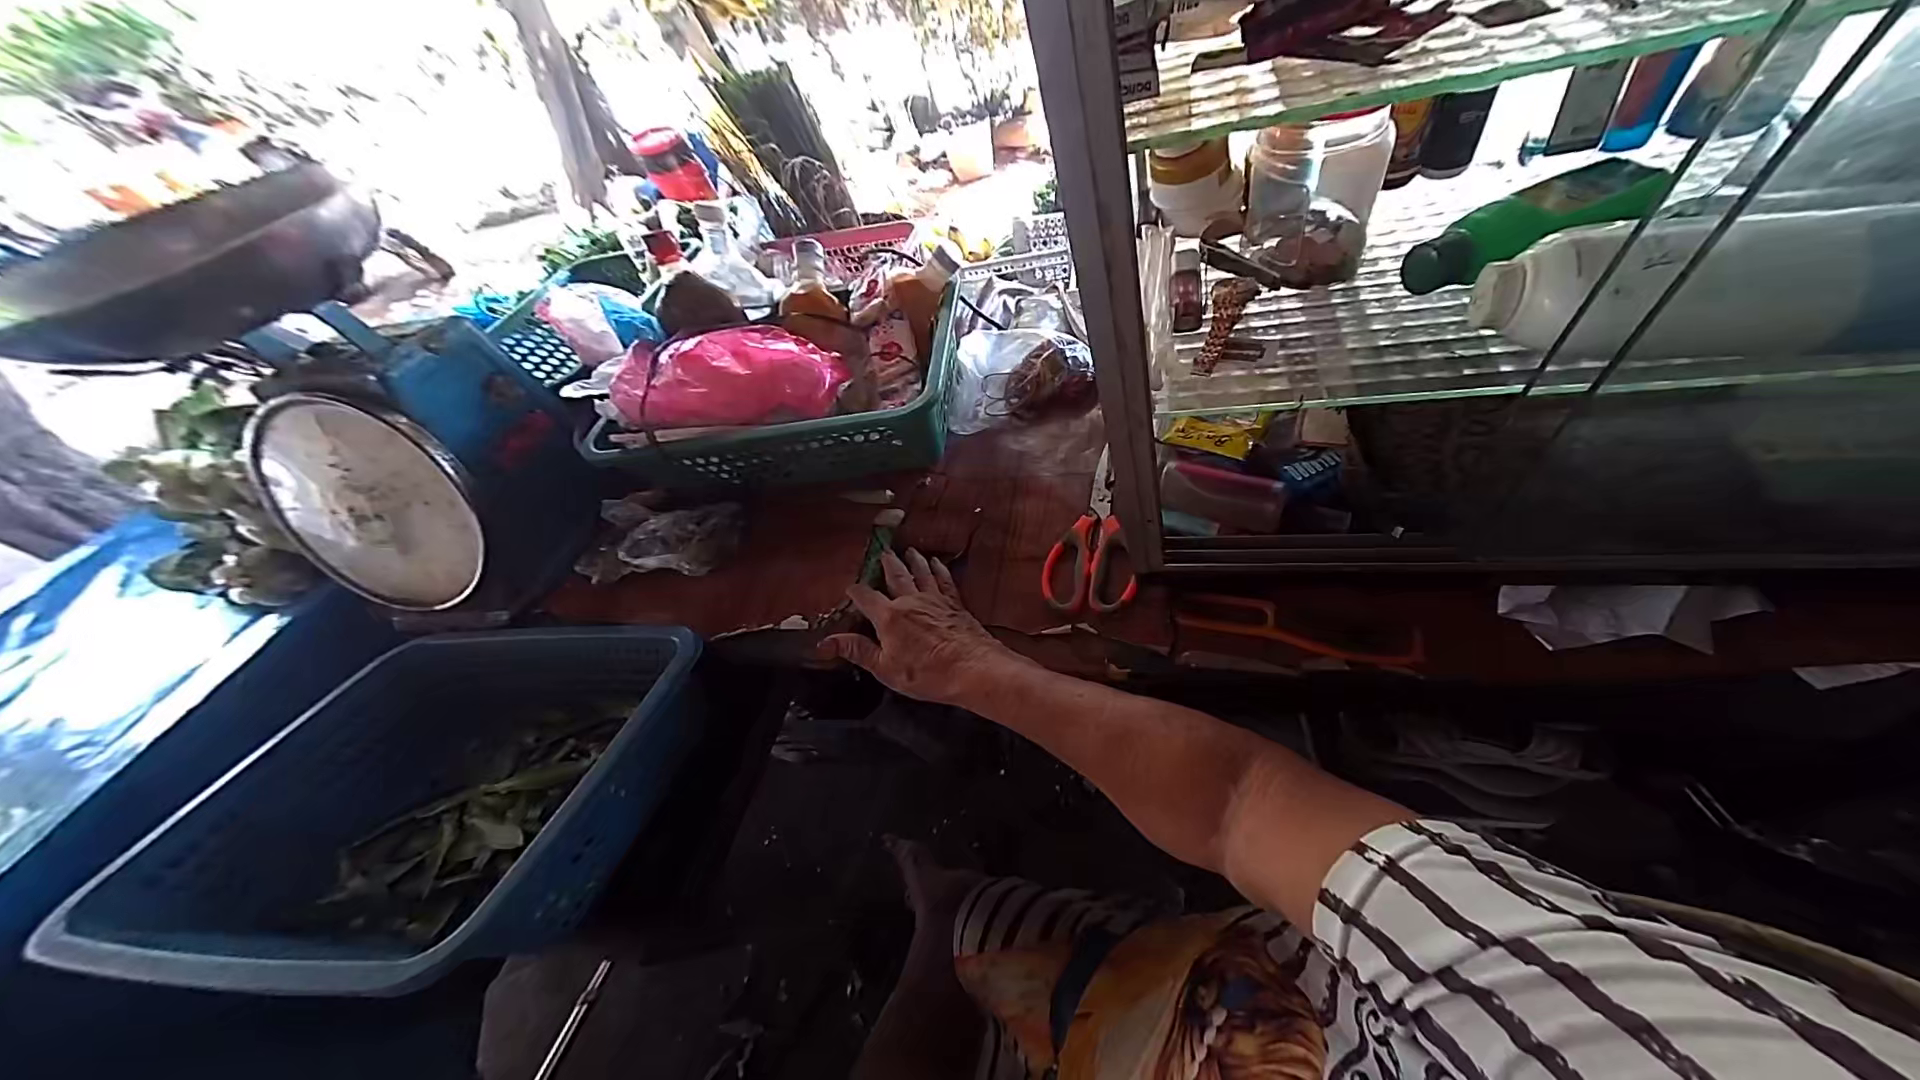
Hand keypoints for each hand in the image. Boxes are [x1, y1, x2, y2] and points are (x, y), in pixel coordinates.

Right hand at [821, 548, 1026, 706]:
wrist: (972, 669)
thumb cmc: (928, 673)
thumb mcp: (885, 668)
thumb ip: (857, 650)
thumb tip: (828, 642)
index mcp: (889, 617)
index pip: (866, 597)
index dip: (856, 591)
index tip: (851, 588)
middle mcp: (911, 601)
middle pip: (896, 576)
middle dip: (887, 564)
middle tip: (882, 552)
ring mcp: (935, 600)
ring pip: (921, 572)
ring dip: (913, 560)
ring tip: (909, 551)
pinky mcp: (955, 604)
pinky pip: (944, 580)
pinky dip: (939, 569)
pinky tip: (938, 563)